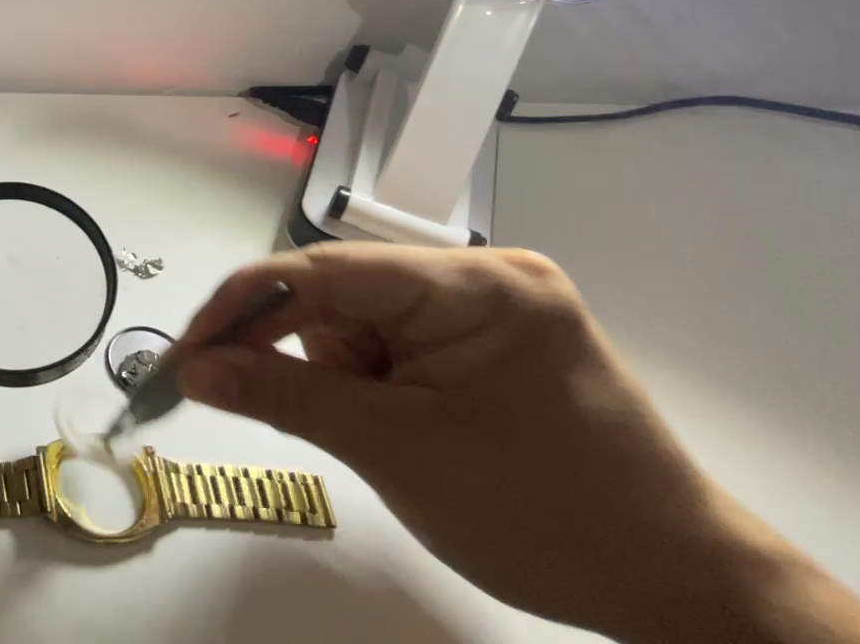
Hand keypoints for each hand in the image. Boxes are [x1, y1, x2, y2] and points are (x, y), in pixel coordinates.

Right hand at [177, 243, 859, 643]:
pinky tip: (388, 423)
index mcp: (474, 285)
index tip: (183, 352)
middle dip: (292, 350)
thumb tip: (191, 370)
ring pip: (355, 319)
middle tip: (238, 396)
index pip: (324, 272)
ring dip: (333, 372)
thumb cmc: (541, 517)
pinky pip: (387, 341)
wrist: (676, 588)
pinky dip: (363, 380)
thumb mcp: (394, 452)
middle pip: (338, 293)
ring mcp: (486, 305)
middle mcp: (480, 276)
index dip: (242, 308)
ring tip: (373, 433)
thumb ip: (283, 398)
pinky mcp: (484, 337)